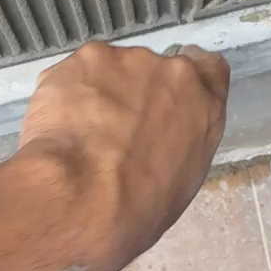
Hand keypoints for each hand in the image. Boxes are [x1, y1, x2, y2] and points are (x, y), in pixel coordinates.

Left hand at [15, 41, 229, 270]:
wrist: (84, 198)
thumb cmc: (136, 210)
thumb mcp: (177, 188)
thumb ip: (176, 149)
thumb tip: (158, 147)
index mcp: (203, 108)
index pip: (209, 73)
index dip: (185, 88)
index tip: (167, 105)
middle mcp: (171, 73)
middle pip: (153, 73)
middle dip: (135, 97)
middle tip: (116, 137)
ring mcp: (125, 61)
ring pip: (110, 73)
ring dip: (98, 98)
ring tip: (82, 140)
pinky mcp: (83, 60)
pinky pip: (73, 76)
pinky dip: (67, 98)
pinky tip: (61, 131)